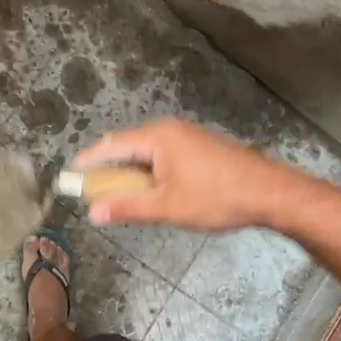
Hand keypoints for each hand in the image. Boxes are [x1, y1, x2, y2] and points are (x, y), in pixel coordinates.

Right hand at [71, 118, 309, 230]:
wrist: (270, 192)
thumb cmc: (216, 198)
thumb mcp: (167, 207)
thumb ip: (127, 207)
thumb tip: (93, 211)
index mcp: (158, 137)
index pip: (111, 146)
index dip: (89, 162)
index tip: (70, 176)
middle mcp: (170, 129)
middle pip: (128, 147)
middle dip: (110, 169)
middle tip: (95, 192)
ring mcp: (188, 135)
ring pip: (147, 152)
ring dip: (132, 173)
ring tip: (124, 196)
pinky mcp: (201, 147)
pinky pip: (164, 155)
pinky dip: (151, 171)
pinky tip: (155, 192)